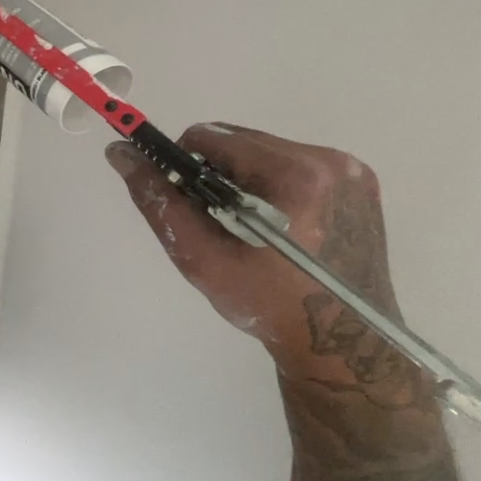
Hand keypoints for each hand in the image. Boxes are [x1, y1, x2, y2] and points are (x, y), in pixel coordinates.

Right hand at [105, 123, 405, 380]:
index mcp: (295, 174)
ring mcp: (350, 171)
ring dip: (241, 178)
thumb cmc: (267, 303)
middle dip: (214, 173)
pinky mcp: (360, 183)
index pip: (209, 138)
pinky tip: (275, 224)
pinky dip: (271, 184)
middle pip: (238, 141)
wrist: (344, 343)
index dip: (182, 166)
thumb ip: (158, 200)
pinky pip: (293, 164)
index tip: (187, 205)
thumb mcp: (200, 257)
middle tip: (215, 221)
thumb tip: (120, 153)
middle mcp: (329, 161)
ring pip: (263, 150)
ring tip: (246, 226)